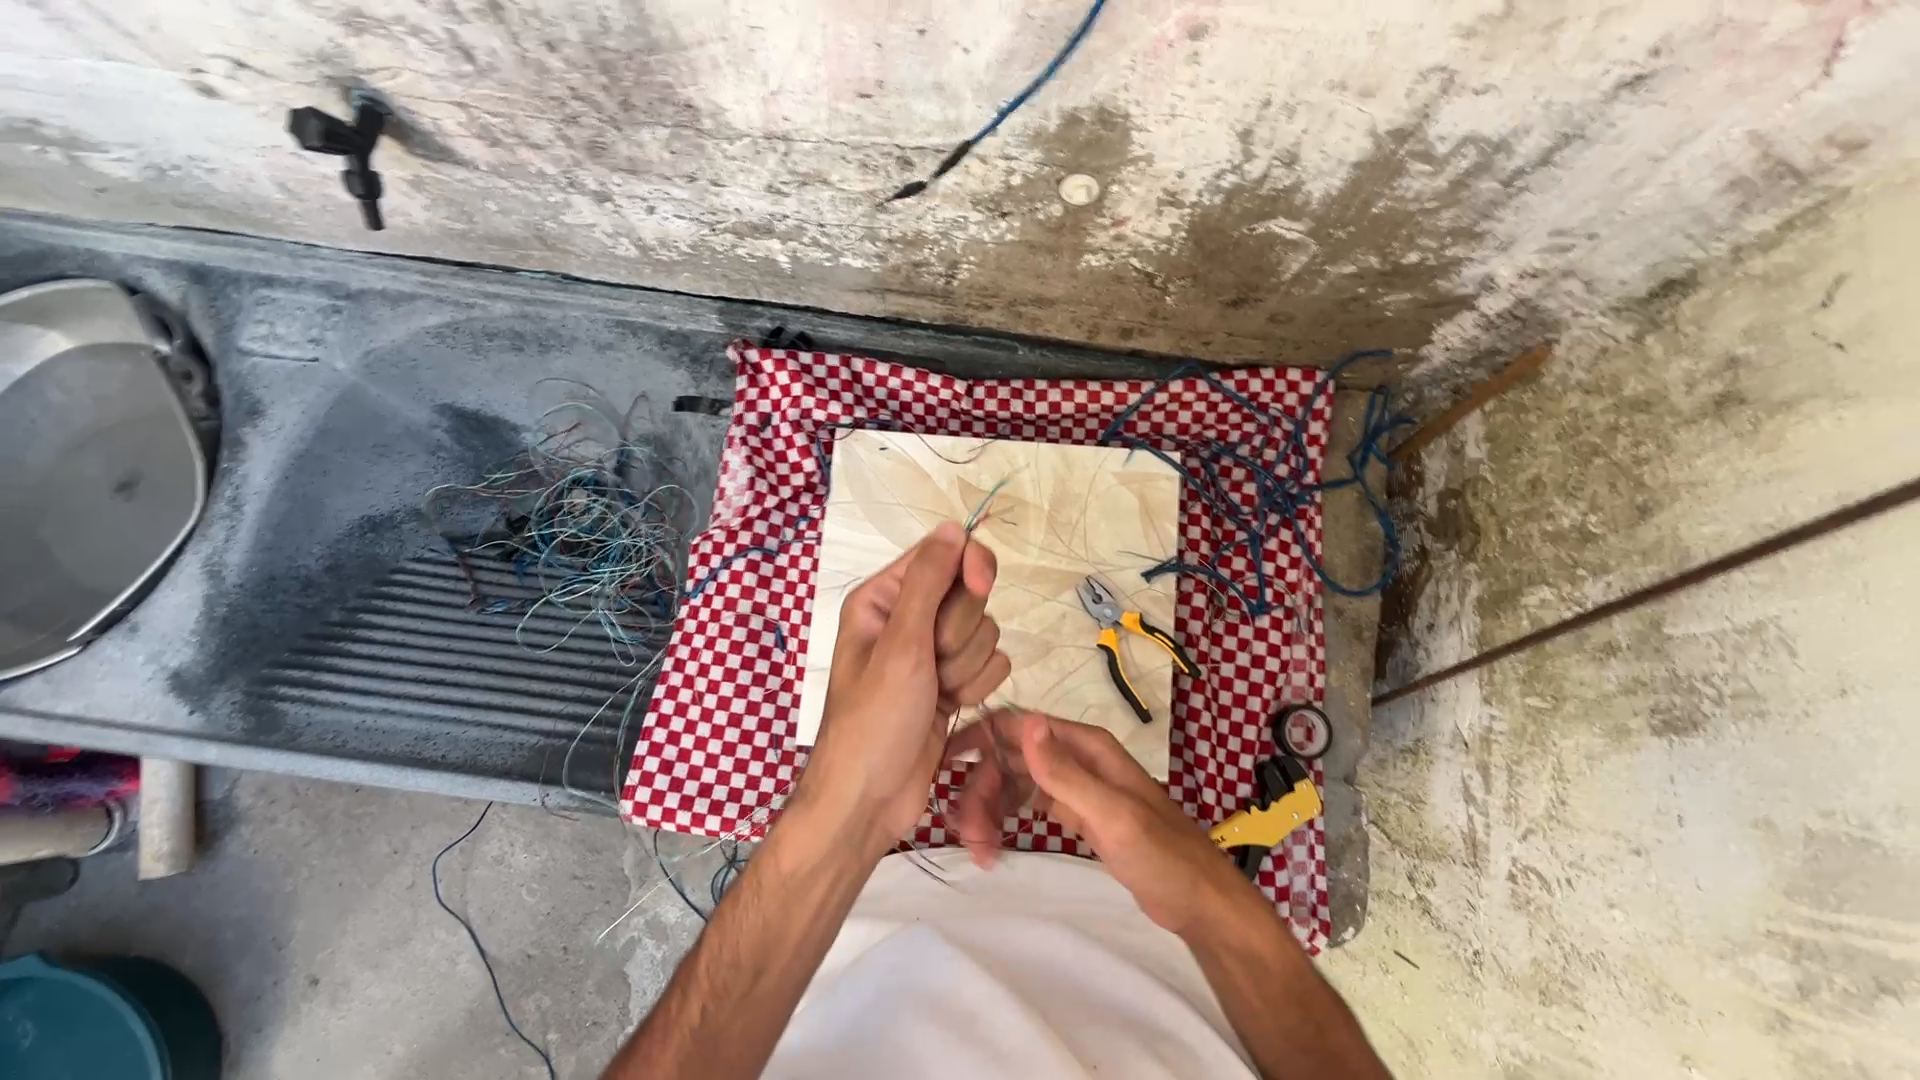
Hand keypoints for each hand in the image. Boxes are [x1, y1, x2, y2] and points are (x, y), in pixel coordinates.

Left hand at [796, 522, 1009, 855]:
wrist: (871, 799)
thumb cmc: (874, 720)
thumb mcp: (900, 645)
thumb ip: (928, 582)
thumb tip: (954, 527)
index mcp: (884, 598)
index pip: (944, 555)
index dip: (968, 567)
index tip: (979, 585)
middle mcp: (909, 620)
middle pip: (971, 596)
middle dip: (960, 634)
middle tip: (931, 665)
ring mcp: (933, 654)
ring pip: (986, 632)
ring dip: (968, 667)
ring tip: (935, 695)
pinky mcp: (953, 684)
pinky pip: (991, 664)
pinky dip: (977, 686)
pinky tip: (952, 709)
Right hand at [945, 709, 1254, 935]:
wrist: (1197, 901)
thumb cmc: (1161, 855)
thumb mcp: (1111, 815)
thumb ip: (1065, 772)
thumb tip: (1025, 722)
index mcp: (1085, 746)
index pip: (1018, 726)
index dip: (978, 740)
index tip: (942, 764)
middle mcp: (1076, 757)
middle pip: (1009, 758)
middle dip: (981, 791)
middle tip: (967, 836)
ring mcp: (1074, 786)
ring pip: (1015, 783)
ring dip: (990, 809)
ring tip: (980, 851)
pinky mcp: (1074, 813)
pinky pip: (1027, 805)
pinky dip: (1006, 820)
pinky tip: (993, 846)